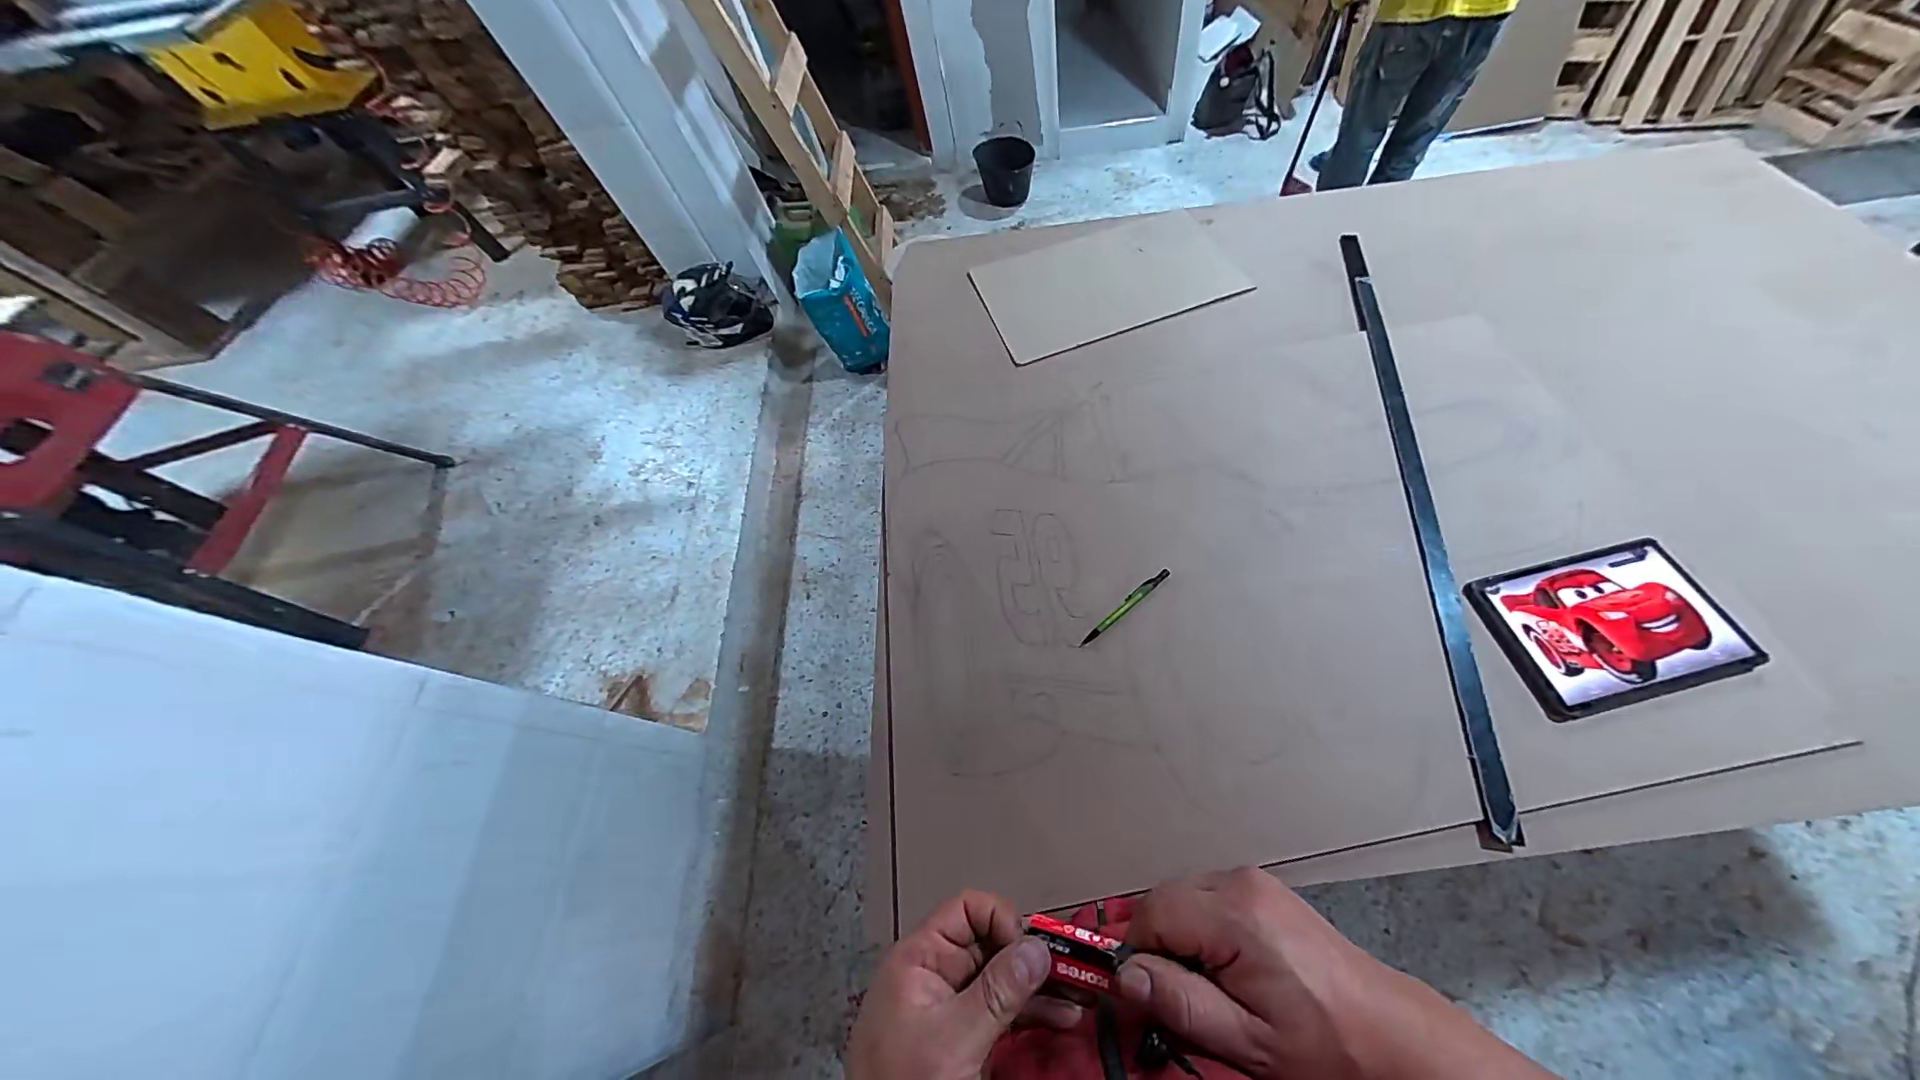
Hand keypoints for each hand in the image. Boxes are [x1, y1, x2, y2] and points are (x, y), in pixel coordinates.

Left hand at [847, 890, 1081, 1079]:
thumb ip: (996, 993)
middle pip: (990, 943)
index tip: (1029, 951)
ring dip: (1039, 986)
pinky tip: (1060, 1017)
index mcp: (920, 958)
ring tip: (1077, 995)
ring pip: (1002, 978)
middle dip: (1030, 955)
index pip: (966, 910)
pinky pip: (1002, 1010)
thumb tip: (1035, 949)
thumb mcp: (953, 1040)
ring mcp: (950, 1007)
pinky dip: (1031, 1012)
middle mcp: (936, 973)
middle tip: (1070, 970)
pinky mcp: (962, 1038)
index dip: (1001, 920)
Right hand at [1116, 867, 1554, 1079]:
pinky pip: (1203, 896)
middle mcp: (1239, 882)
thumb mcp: (1248, 1042)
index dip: (1136, 954)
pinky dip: (1196, 927)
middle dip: (1154, 945)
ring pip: (1179, 896)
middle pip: (1162, 899)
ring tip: (1199, 984)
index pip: (1151, 913)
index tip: (1138, 997)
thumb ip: (1180, 1003)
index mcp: (1236, 914)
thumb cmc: (1324, 1044)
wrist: (1391, 1033)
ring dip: (1174, 936)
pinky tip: (1218, 964)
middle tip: (1168, 997)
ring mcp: (1251, 879)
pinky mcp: (1259, 887)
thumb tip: (1125, 975)